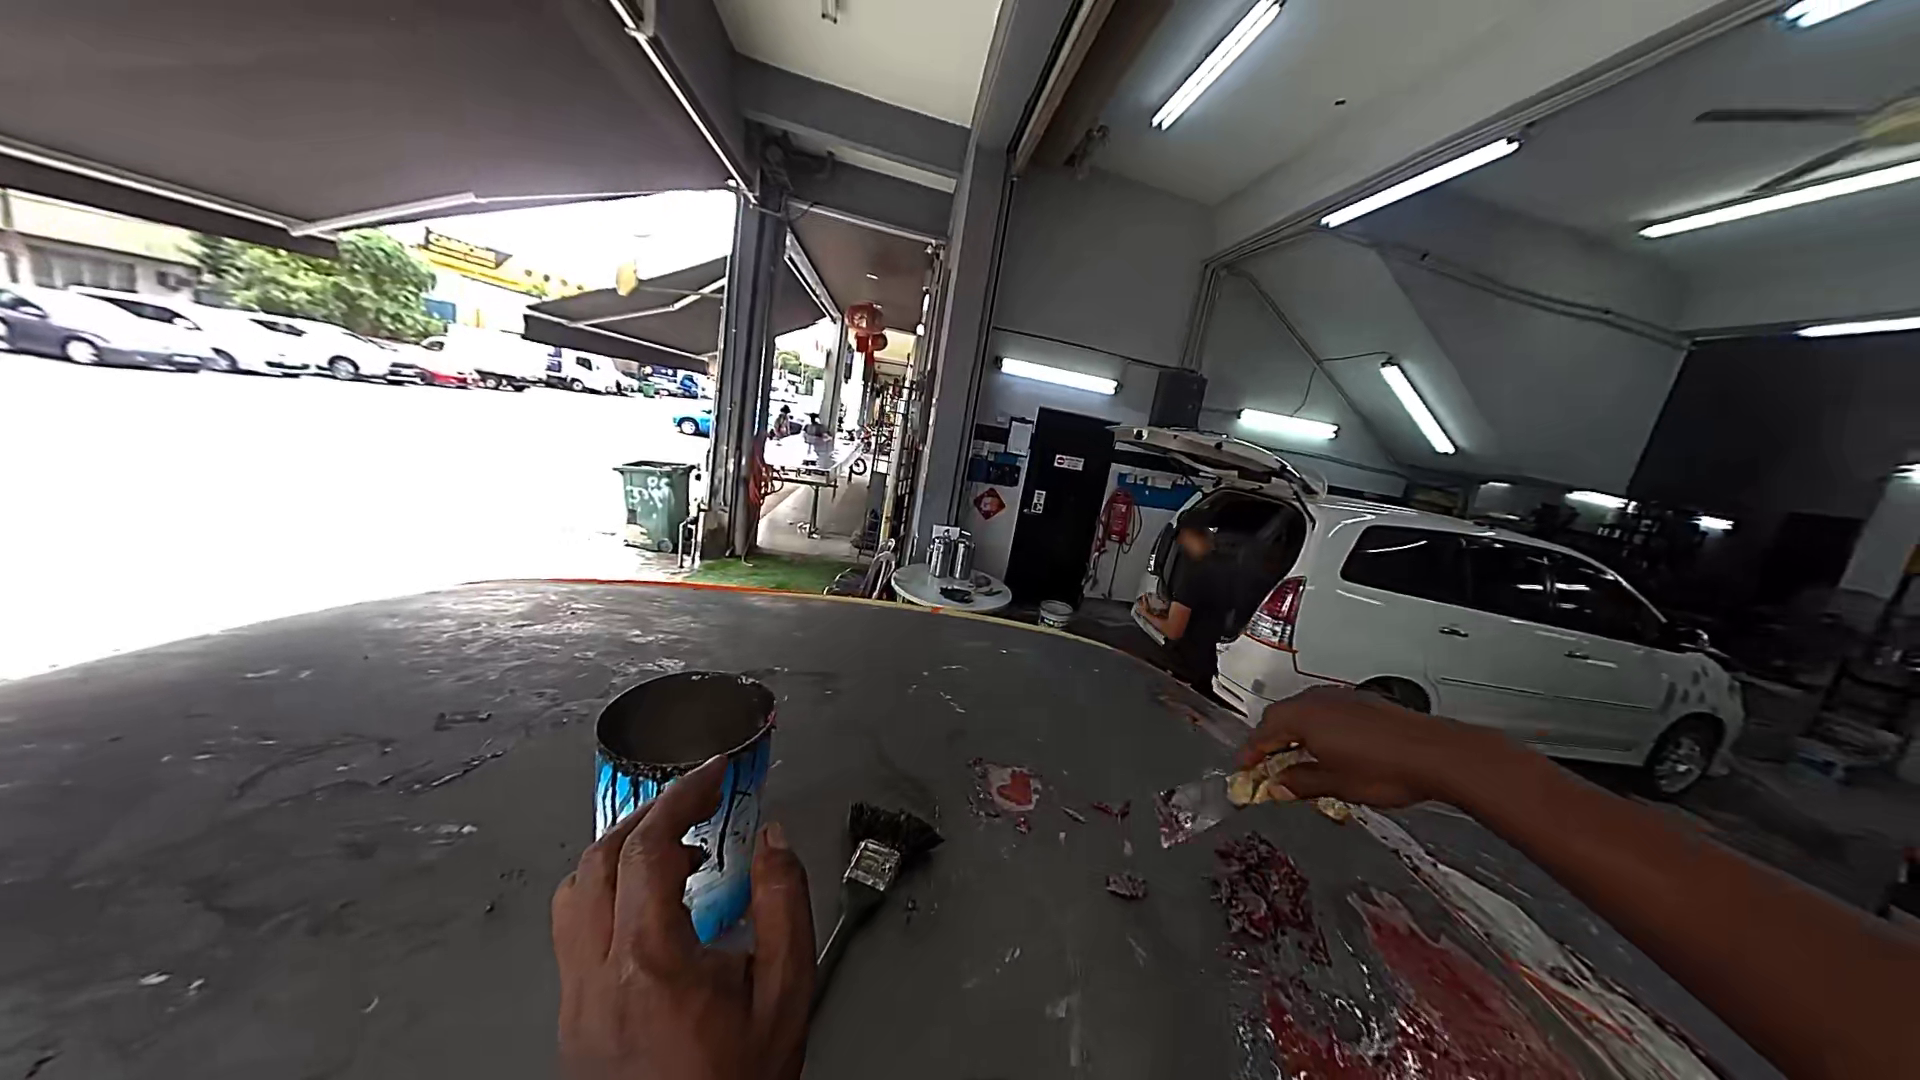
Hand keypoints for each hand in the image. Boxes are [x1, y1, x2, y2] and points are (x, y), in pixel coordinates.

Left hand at [552, 755, 814, 1079]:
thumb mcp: (787, 988)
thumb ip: (784, 902)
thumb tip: (773, 840)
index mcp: (652, 964)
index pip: (648, 849)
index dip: (682, 796)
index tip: (712, 774)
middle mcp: (599, 978)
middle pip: (598, 860)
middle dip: (650, 812)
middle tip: (695, 797)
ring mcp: (577, 1001)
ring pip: (574, 892)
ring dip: (621, 848)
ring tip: (672, 837)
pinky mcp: (573, 1018)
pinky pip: (575, 927)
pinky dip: (610, 886)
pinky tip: (651, 895)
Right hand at [1236, 685, 1517, 807]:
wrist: (1440, 755)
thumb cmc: (1390, 767)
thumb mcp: (1335, 785)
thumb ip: (1301, 783)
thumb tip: (1280, 786)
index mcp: (1302, 717)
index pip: (1263, 733)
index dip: (1251, 753)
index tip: (1245, 767)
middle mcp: (1317, 701)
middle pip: (1279, 717)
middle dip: (1271, 741)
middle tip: (1268, 765)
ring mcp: (1341, 698)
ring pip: (1303, 712)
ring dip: (1295, 733)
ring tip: (1299, 759)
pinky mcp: (1362, 702)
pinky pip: (1326, 711)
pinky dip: (1318, 728)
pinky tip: (1330, 748)